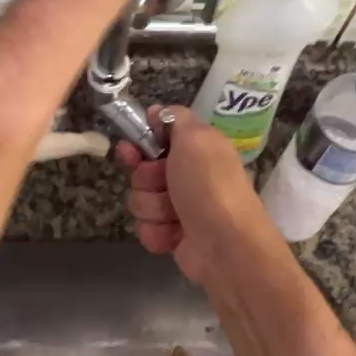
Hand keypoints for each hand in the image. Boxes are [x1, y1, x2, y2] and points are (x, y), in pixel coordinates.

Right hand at [114, 106, 275, 286]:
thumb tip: (157, 110)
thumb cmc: (210, 186)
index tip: (130, 151)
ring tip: (176, 216)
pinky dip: (157, 232)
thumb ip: (175, 118)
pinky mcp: (172, 235)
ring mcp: (179, 207)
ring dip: (153, 208)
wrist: (225, 245)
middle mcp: (187, 175)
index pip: (155, 138)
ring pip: (139, 201)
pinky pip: (145, 227)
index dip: (139, 144)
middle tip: (166, 185)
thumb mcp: (196, 138)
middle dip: (146, 180)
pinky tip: (175, 236)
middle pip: (141, 171)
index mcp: (196, 149)